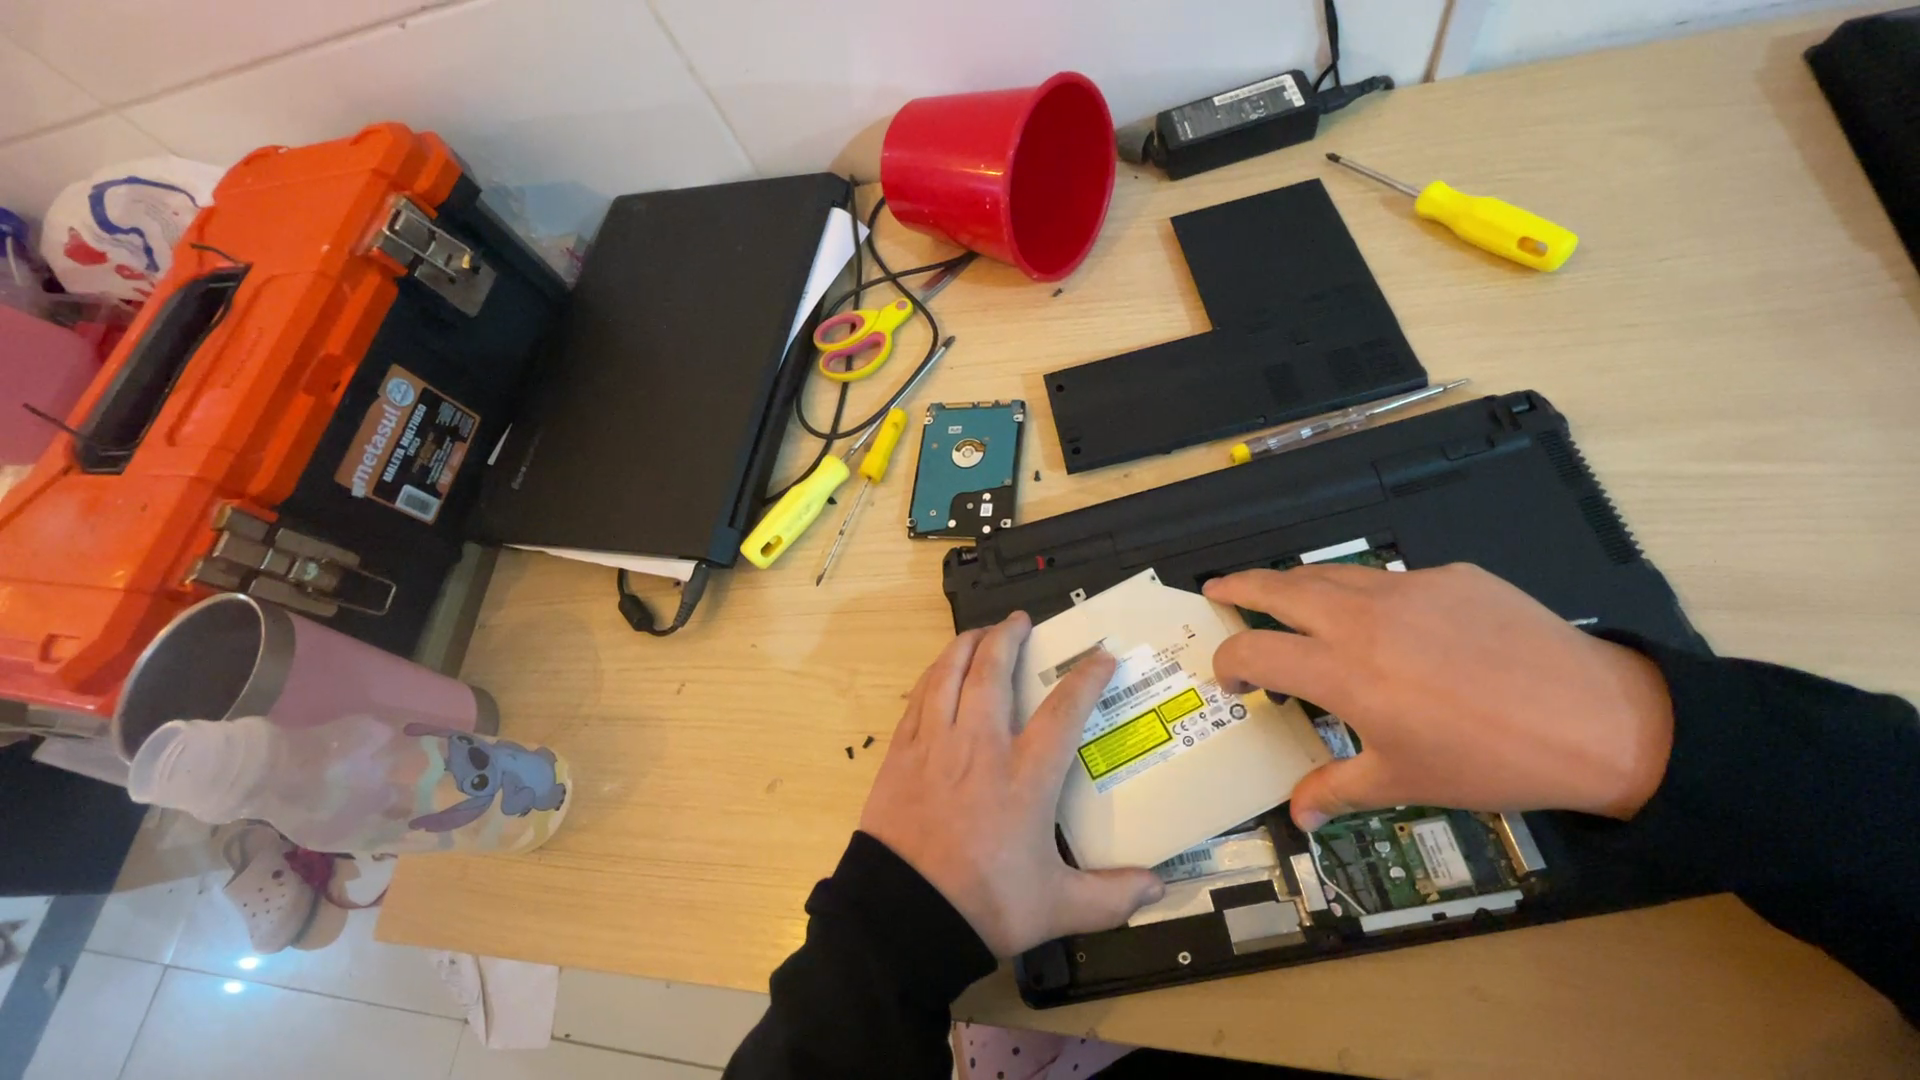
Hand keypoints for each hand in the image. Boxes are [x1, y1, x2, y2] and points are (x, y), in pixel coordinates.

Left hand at [859, 613, 1165, 956]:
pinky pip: (918, 698)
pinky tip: (939, 670)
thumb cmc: (984, 905)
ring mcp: (935, 745)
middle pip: (993, 672)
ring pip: (949, 675)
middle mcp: (980, 747)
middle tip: (1020, 620)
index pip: (1063, 711)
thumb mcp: (1058, 907)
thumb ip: (1111, 896)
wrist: (903, 916)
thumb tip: (1158, 889)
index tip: (1101, 656)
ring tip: (980, 631)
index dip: (1086, 678)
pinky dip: (934, 674)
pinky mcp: (901, 754)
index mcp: (1024, 777)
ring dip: (966, 645)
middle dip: (1008, 638)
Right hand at [1204, 563, 1674, 831]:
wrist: (1598, 720)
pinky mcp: (1450, 575)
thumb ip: (1337, 788)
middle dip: (1238, 585)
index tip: (1232, 681)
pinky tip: (1393, 625)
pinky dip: (1368, 596)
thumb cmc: (1489, 761)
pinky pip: (1392, 581)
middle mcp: (1360, 618)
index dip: (1229, 663)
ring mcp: (1407, 589)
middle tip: (1217, 588)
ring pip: (1329, 574)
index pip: (1253, 651)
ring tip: (1286, 597)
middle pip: (1277, 588)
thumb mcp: (1405, 782)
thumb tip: (1298, 815)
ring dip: (1296, 584)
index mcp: (1340, 671)